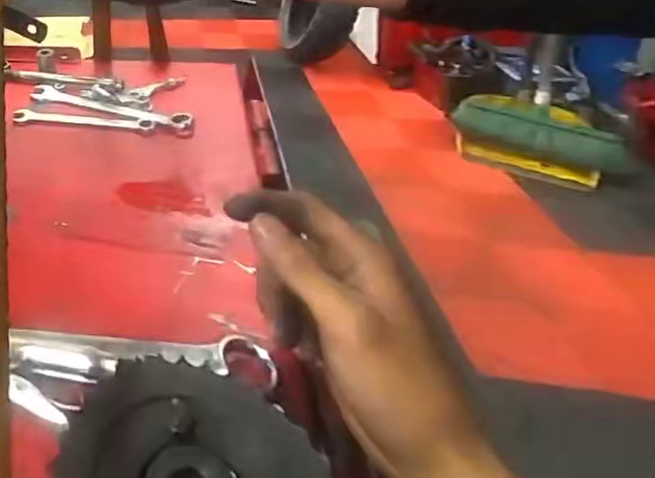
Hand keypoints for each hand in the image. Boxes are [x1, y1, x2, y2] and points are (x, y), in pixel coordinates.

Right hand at [224, 190, 508, 477]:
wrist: (427, 454)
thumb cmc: (393, 381)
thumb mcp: (343, 320)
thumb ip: (300, 267)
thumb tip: (258, 219)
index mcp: (360, 255)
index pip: (304, 207)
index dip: (265, 201)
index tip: (227, 211)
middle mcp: (349, 266)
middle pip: (288, 241)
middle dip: (272, 272)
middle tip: (274, 312)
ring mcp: (340, 295)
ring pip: (285, 272)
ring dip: (276, 300)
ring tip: (286, 338)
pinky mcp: (331, 323)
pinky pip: (292, 300)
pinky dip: (283, 317)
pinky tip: (291, 344)